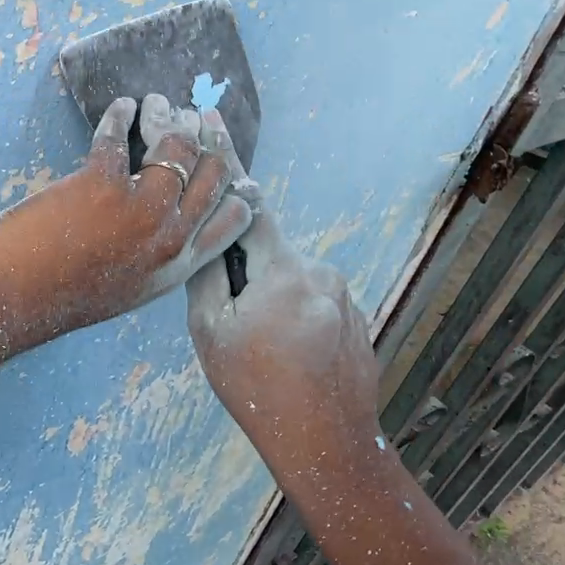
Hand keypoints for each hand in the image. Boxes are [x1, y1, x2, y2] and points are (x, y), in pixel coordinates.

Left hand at [0, 95, 253, 350]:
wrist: (12, 300)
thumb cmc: (55, 298)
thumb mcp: (122, 289)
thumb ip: (148, 260)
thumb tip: (159, 227)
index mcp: (176, 268)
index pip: (232, 219)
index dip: (232, 184)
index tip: (222, 161)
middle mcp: (168, 238)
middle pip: (212, 177)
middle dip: (210, 142)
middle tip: (199, 120)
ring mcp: (139, 209)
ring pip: (177, 152)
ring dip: (171, 121)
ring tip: (160, 107)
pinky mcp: (100, 184)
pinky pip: (119, 136)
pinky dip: (120, 115)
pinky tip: (122, 106)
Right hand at [185, 112, 380, 480]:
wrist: (325, 444)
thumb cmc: (255, 388)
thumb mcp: (209, 331)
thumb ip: (209, 276)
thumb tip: (208, 238)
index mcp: (283, 270)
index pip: (247, 205)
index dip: (226, 162)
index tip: (211, 120)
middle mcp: (321, 272)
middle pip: (267, 249)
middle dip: (243, 270)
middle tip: (229, 320)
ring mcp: (344, 296)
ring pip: (288, 279)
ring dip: (265, 298)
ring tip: (256, 351)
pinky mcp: (356, 318)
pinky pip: (309, 301)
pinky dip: (288, 315)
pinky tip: (280, 357)